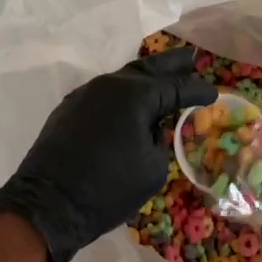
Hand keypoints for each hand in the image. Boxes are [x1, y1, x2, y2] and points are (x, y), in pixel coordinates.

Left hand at [0, 47, 215, 261]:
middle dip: (171, 64)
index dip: (196, 91)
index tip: (213, 94)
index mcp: (135, 95)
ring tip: (164, 74)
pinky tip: (132, 99)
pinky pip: (105, 92)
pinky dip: (124, 92)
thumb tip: (150, 128)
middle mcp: (110, 84)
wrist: (49, 204)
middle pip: (147, 68)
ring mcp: (86, 93)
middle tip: (191, 57)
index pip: (174, 88)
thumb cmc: (107, 189)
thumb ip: (159, 139)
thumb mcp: (152, 169)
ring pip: (123, 78)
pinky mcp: (70, 107)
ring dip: (145, 76)